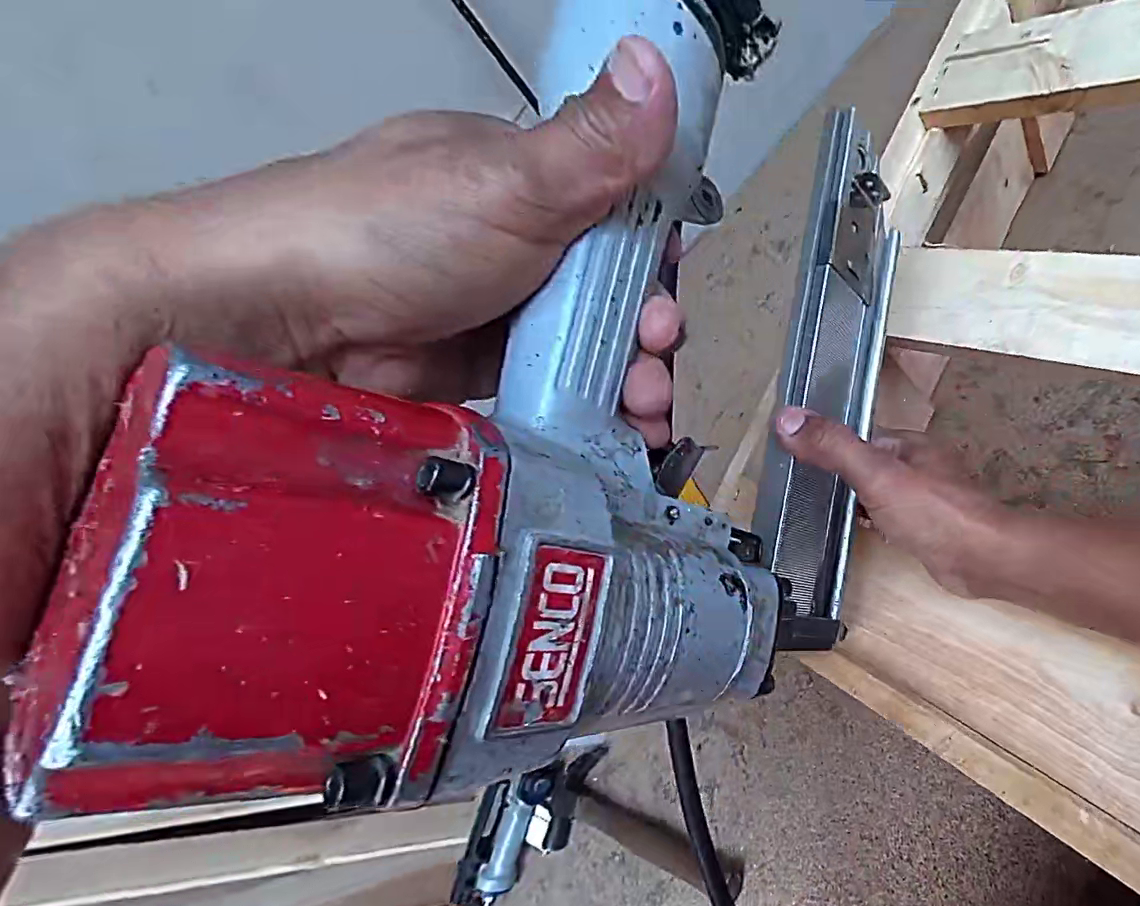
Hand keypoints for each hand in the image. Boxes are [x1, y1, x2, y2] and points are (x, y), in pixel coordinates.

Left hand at [0, 35, 686, 660]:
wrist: (288, 325)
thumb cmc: (393, 234)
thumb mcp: (508, 181)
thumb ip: (592, 144)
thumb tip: (653, 60)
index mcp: (540, 187)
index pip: (629, 218)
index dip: (662, 255)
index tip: (670, 285)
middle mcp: (538, 249)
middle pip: (628, 293)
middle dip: (655, 329)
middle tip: (653, 350)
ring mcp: (525, 313)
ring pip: (613, 347)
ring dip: (645, 379)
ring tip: (646, 407)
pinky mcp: (515, 370)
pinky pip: (585, 389)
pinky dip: (616, 411)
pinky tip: (634, 429)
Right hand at [772, 406, 1009, 595]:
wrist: (981, 558)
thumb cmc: (936, 513)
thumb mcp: (876, 474)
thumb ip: (834, 448)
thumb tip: (789, 419)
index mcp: (909, 446)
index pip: (860, 436)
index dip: (830, 442)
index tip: (798, 450)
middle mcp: (919, 469)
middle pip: (869, 465)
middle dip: (842, 474)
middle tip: (806, 483)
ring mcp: (925, 501)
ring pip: (881, 494)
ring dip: (857, 500)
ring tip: (824, 508)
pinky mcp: (927, 531)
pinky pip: (892, 520)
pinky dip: (875, 523)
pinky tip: (864, 531)